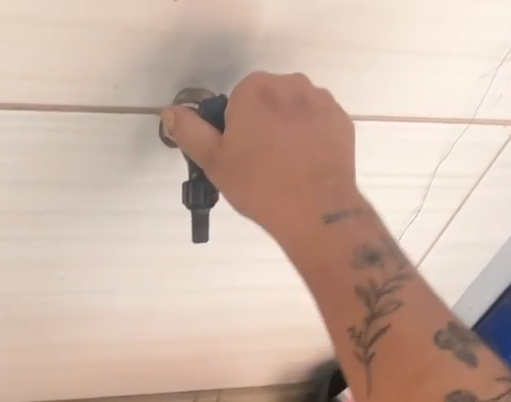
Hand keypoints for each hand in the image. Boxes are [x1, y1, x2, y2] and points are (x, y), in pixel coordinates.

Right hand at [161, 72, 364, 247]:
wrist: (313, 209)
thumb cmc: (257, 185)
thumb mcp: (213, 162)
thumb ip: (190, 132)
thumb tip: (170, 113)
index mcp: (254, 89)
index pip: (235, 102)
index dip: (233, 131)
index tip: (237, 157)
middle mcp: (290, 83)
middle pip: (266, 102)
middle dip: (261, 126)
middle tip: (257, 166)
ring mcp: (320, 100)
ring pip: (293, 112)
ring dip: (285, 131)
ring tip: (282, 169)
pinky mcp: (340, 120)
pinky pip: (317, 124)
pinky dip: (309, 140)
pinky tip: (303, 168)